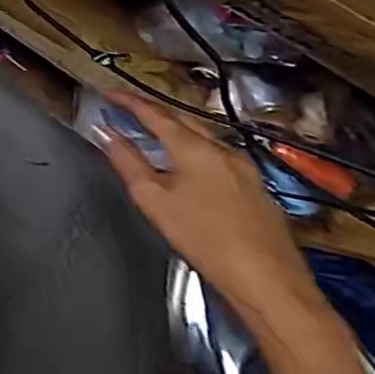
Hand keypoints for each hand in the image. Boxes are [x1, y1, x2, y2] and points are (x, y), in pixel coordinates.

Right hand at [91, 85, 315, 309]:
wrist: (269, 281)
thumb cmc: (207, 241)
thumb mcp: (155, 202)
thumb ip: (127, 163)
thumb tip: (106, 134)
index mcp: (194, 147)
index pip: (153, 113)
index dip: (127, 100)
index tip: (108, 92)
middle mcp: (221, 148)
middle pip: (180, 118)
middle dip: (152, 111)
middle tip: (127, 110)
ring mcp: (242, 165)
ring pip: (201, 135)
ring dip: (174, 130)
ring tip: (153, 134)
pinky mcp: (254, 185)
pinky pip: (216, 154)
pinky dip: (194, 149)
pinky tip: (187, 166)